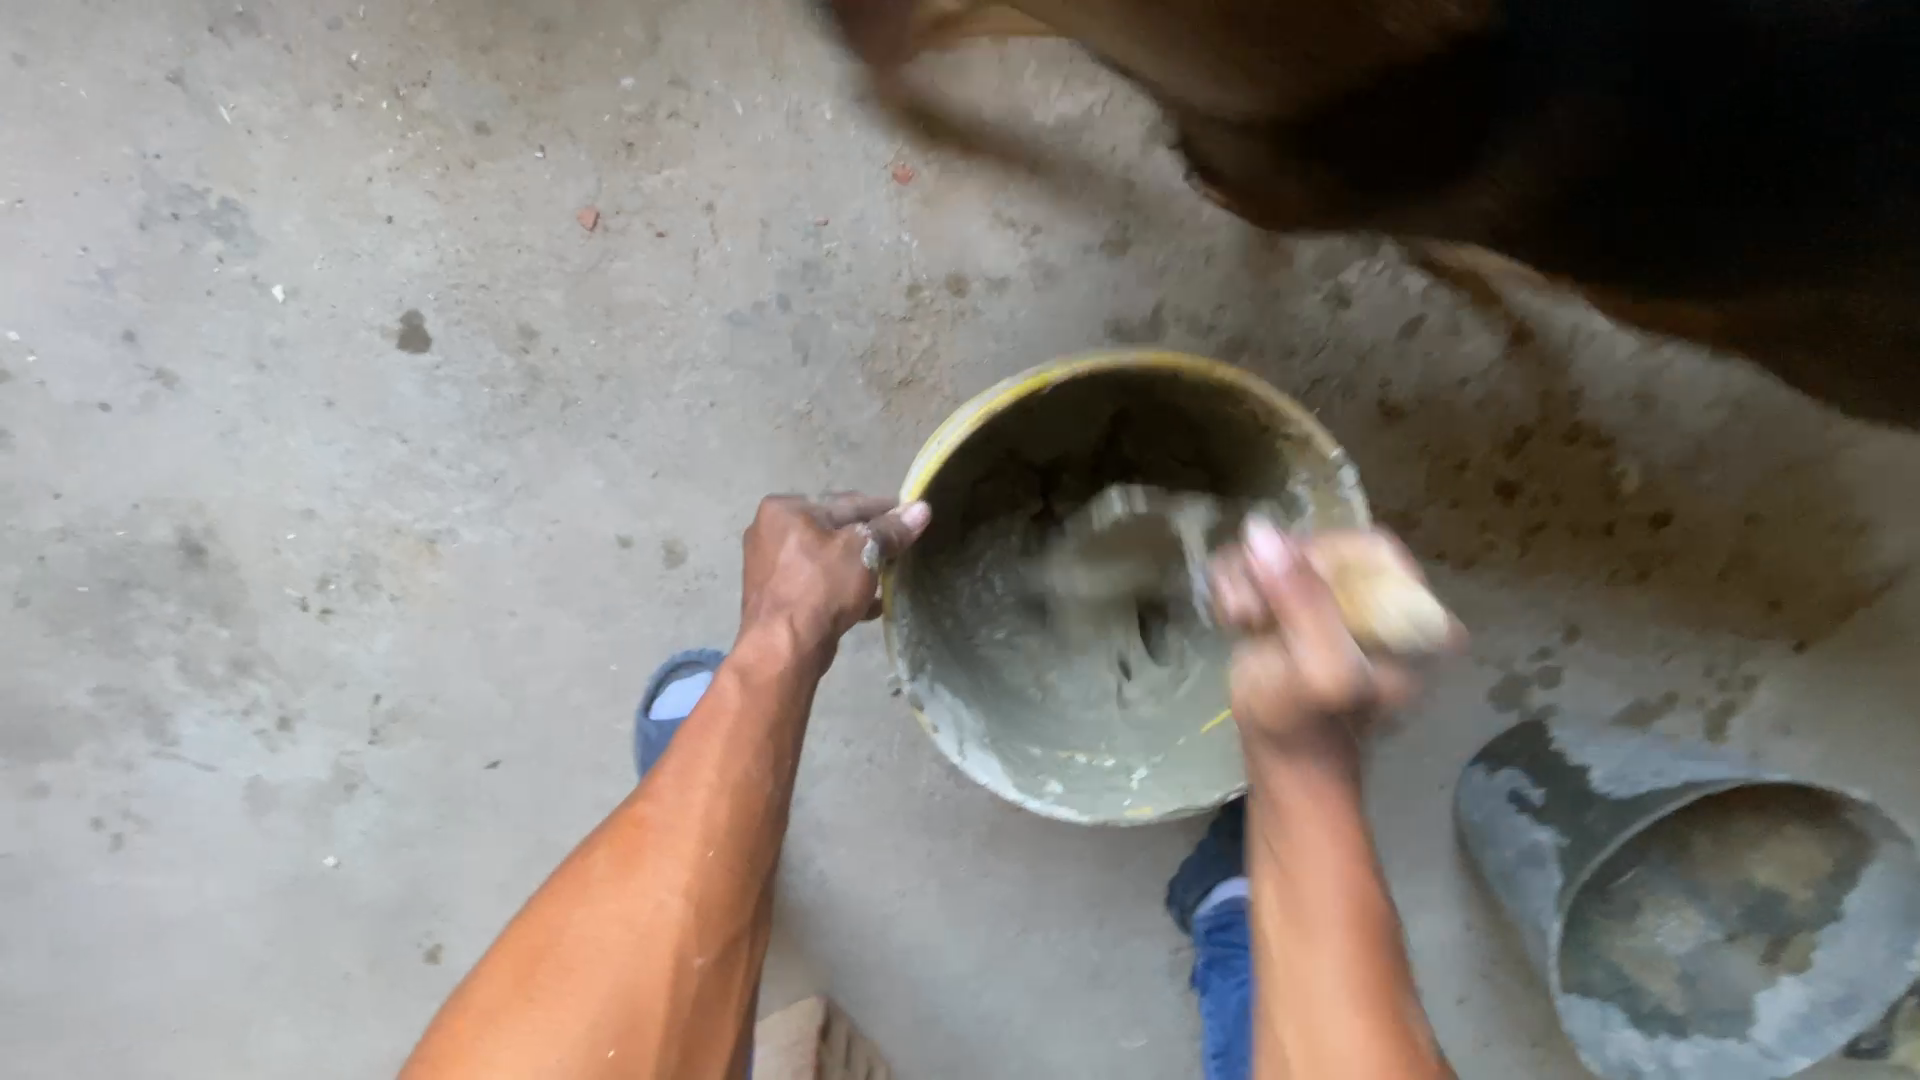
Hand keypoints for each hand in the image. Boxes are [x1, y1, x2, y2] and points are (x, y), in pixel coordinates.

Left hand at [738, 493, 931, 655]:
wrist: (783, 649)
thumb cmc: (821, 588)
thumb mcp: (864, 552)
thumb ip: (891, 530)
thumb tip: (922, 509)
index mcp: (785, 508)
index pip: (846, 502)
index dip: (883, 509)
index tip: (910, 515)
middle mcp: (769, 530)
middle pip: (833, 529)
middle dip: (867, 540)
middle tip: (900, 546)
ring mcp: (767, 565)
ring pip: (825, 558)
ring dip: (855, 566)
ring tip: (888, 576)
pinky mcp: (773, 595)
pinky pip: (815, 583)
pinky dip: (839, 587)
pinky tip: (867, 602)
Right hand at [1209, 520, 1460, 760]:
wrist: (1280, 754)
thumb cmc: (1306, 723)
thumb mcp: (1318, 671)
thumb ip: (1303, 603)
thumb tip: (1261, 532)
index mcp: (1413, 616)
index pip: (1370, 550)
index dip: (1319, 560)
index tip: (1281, 594)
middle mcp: (1382, 598)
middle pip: (1320, 545)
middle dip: (1274, 573)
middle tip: (1250, 614)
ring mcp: (1336, 597)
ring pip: (1283, 551)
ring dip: (1247, 579)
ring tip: (1241, 620)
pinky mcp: (1297, 599)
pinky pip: (1259, 564)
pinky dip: (1236, 583)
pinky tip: (1234, 619)